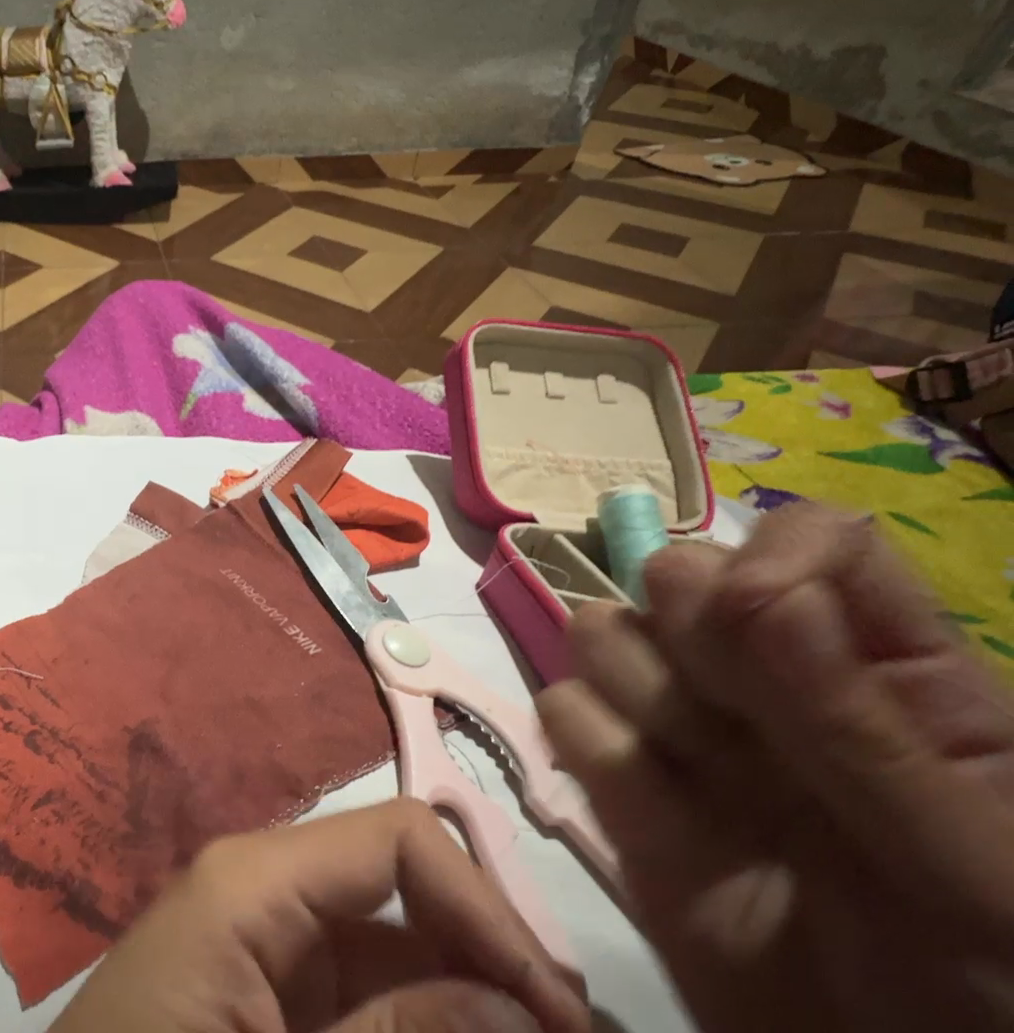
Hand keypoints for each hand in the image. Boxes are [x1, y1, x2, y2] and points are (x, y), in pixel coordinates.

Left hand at [48, 799, 589, 1032]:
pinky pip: (358, 985)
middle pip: (404, 890)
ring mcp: (263, 935)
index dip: (492, 911)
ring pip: (391, 944)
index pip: (401, 840)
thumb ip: (402, 1031)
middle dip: (491, 961)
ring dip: (464, 997)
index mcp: (255, 879)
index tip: (565, 1016)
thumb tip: (525, 1007)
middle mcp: (262, 885)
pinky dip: (416, 1018)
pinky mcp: (264, 983)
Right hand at [539, 503, 1013, 1031]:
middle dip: (684, 633)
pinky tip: (644, 805)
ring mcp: (687, 733)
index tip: (748, 615)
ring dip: (631, 687)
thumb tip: (747, 587)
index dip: (770, 559)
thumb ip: (860, 723)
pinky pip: (562, 713)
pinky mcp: (616, 786)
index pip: (811, 545)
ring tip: (689, 770)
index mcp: (889, 676)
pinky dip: (588, 744)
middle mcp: (772, 684)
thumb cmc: (987, 989)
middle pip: (676, 580)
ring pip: (602, 634)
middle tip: (727, 719)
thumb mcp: (971, 868)